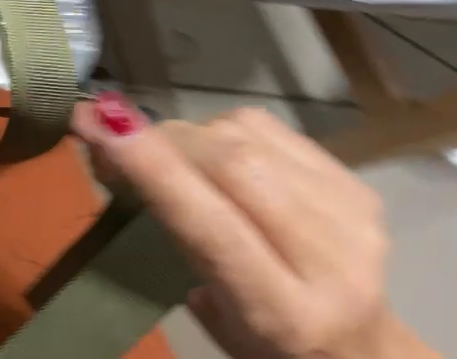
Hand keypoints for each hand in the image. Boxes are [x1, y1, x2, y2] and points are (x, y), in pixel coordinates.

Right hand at [75, 96, 433, 358]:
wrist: (363, 350)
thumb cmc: (262, 339)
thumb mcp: (205, 306)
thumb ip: (165, 227)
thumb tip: (107, 138)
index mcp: (285, 314)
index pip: (211, 226)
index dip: (149, 166)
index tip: (93, 121)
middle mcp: (332, 264)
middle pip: (231, 163)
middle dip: (159, 139)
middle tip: (114, 138)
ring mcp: (352, 220)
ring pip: (242, 134)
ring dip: (189, 133)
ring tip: (174, 157)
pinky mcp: (357, 186)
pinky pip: (264, 126)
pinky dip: (223, 127)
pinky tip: (222, 155)